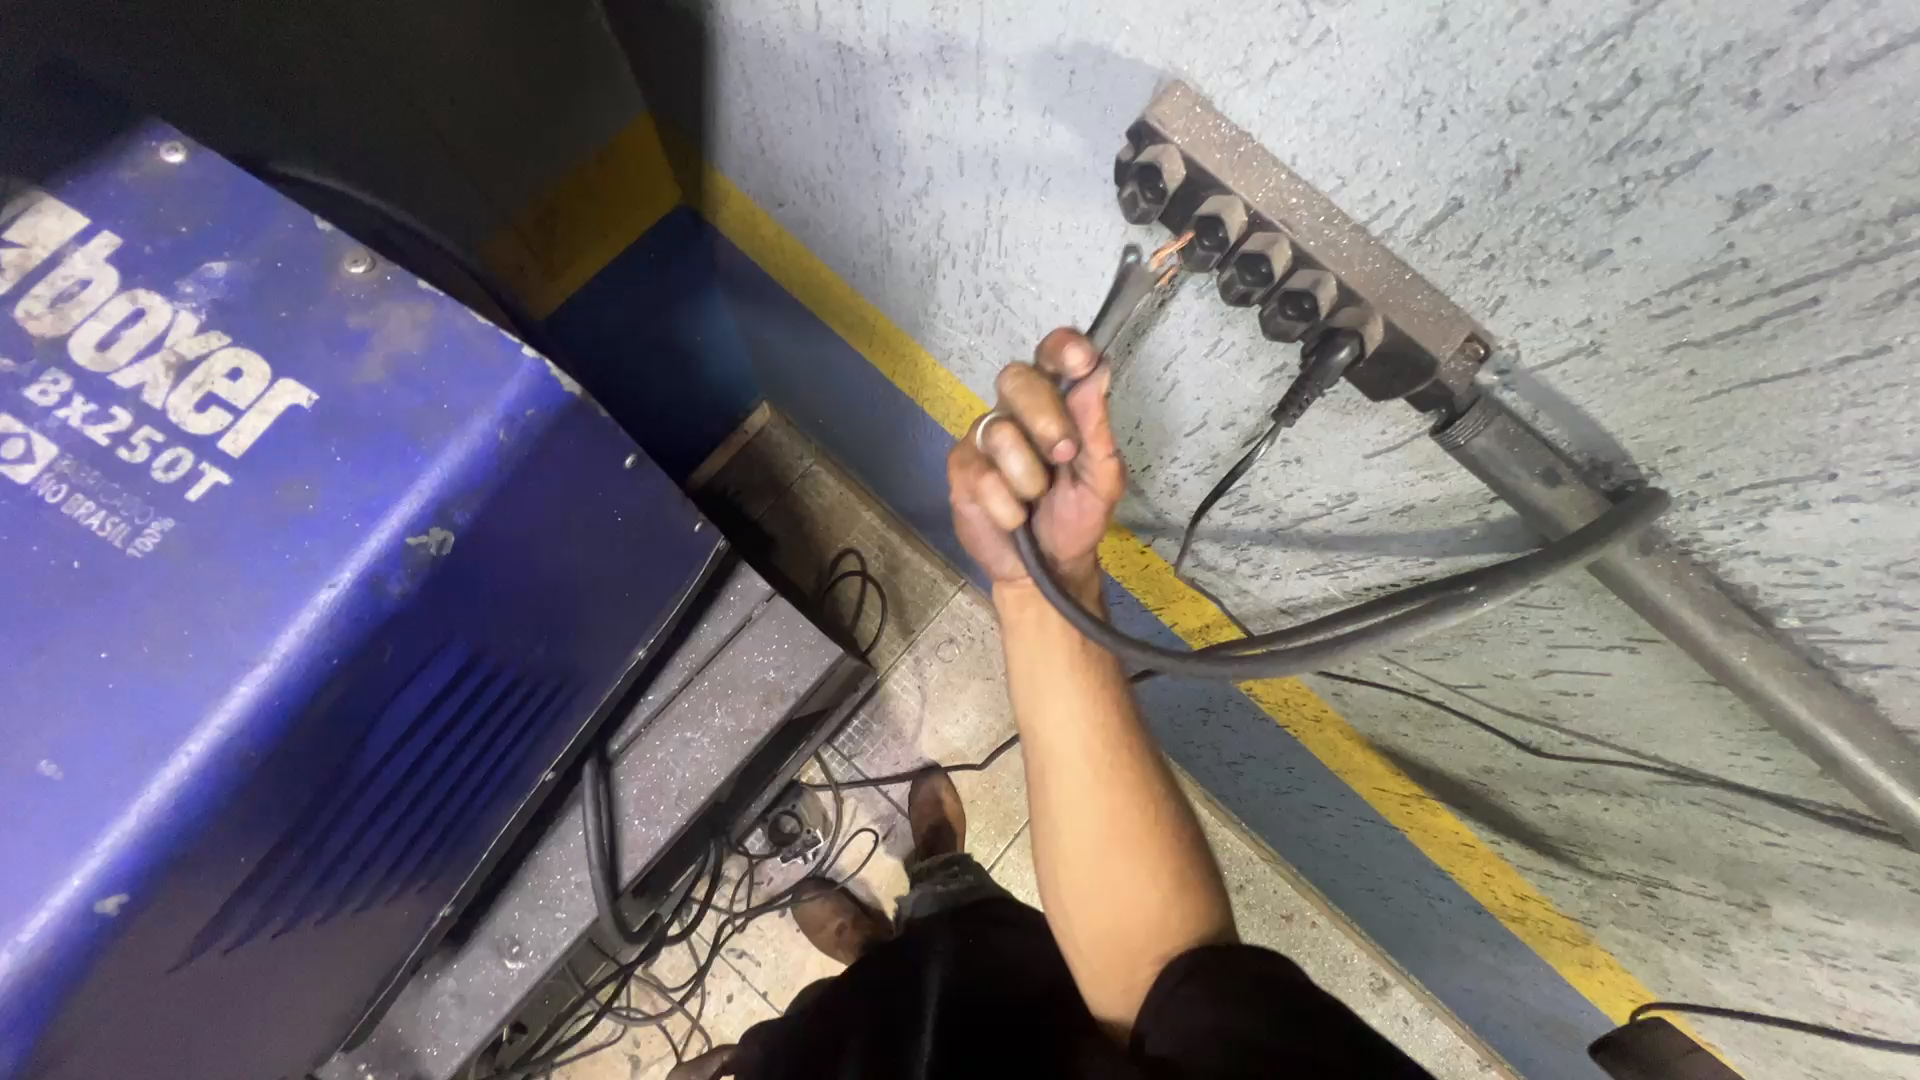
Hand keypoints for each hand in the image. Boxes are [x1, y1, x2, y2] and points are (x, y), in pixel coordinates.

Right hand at [947, 328, 1125, 590]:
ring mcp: (984, 437)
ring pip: (999, 431)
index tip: (1081, 361)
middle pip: (1016, 378)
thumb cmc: (1076, 517)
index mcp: (1057, 402)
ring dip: (1028, 475)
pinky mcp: (962, 468)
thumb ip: (1097, 430)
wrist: (1046, 567)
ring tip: (1037, 498)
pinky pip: (981, 475)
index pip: (1052, 354)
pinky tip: (1015, 518)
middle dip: (1045, 415)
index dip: (1062, 348)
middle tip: (1064, 454)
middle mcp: (1016, 411)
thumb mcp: (1102, 480)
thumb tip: (1097, 375)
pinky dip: (1007, 505)